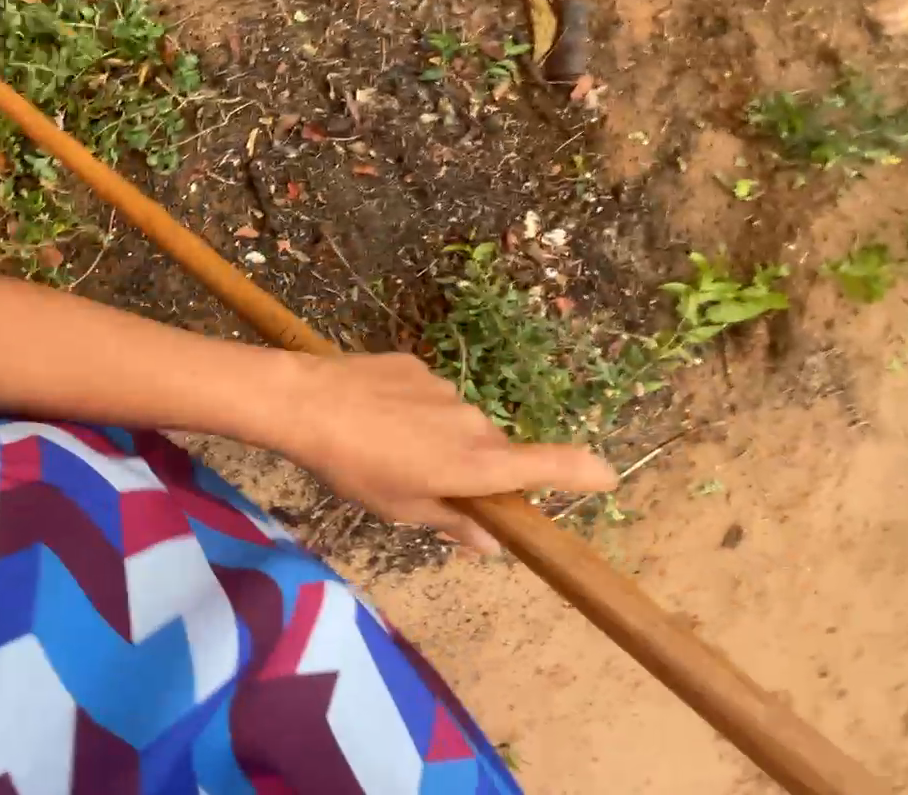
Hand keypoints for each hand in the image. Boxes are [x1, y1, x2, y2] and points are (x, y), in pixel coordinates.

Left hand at [244, 353, 619, 554]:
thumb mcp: (399, 508)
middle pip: (491, 448)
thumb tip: (488, 543)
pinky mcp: (413, 363)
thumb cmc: (353, 466)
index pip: (553, 465)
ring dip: (434, 432)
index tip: (603, 476)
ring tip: (382, 440)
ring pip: (454, 419)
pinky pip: (423, 391)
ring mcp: (443, 387)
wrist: (304, 402)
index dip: (583, 472)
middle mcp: (473, 422)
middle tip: (422, 476)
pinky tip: (370, 409)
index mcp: (479, 464)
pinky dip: (408, 404)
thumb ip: (450, 522)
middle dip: (470, 464)